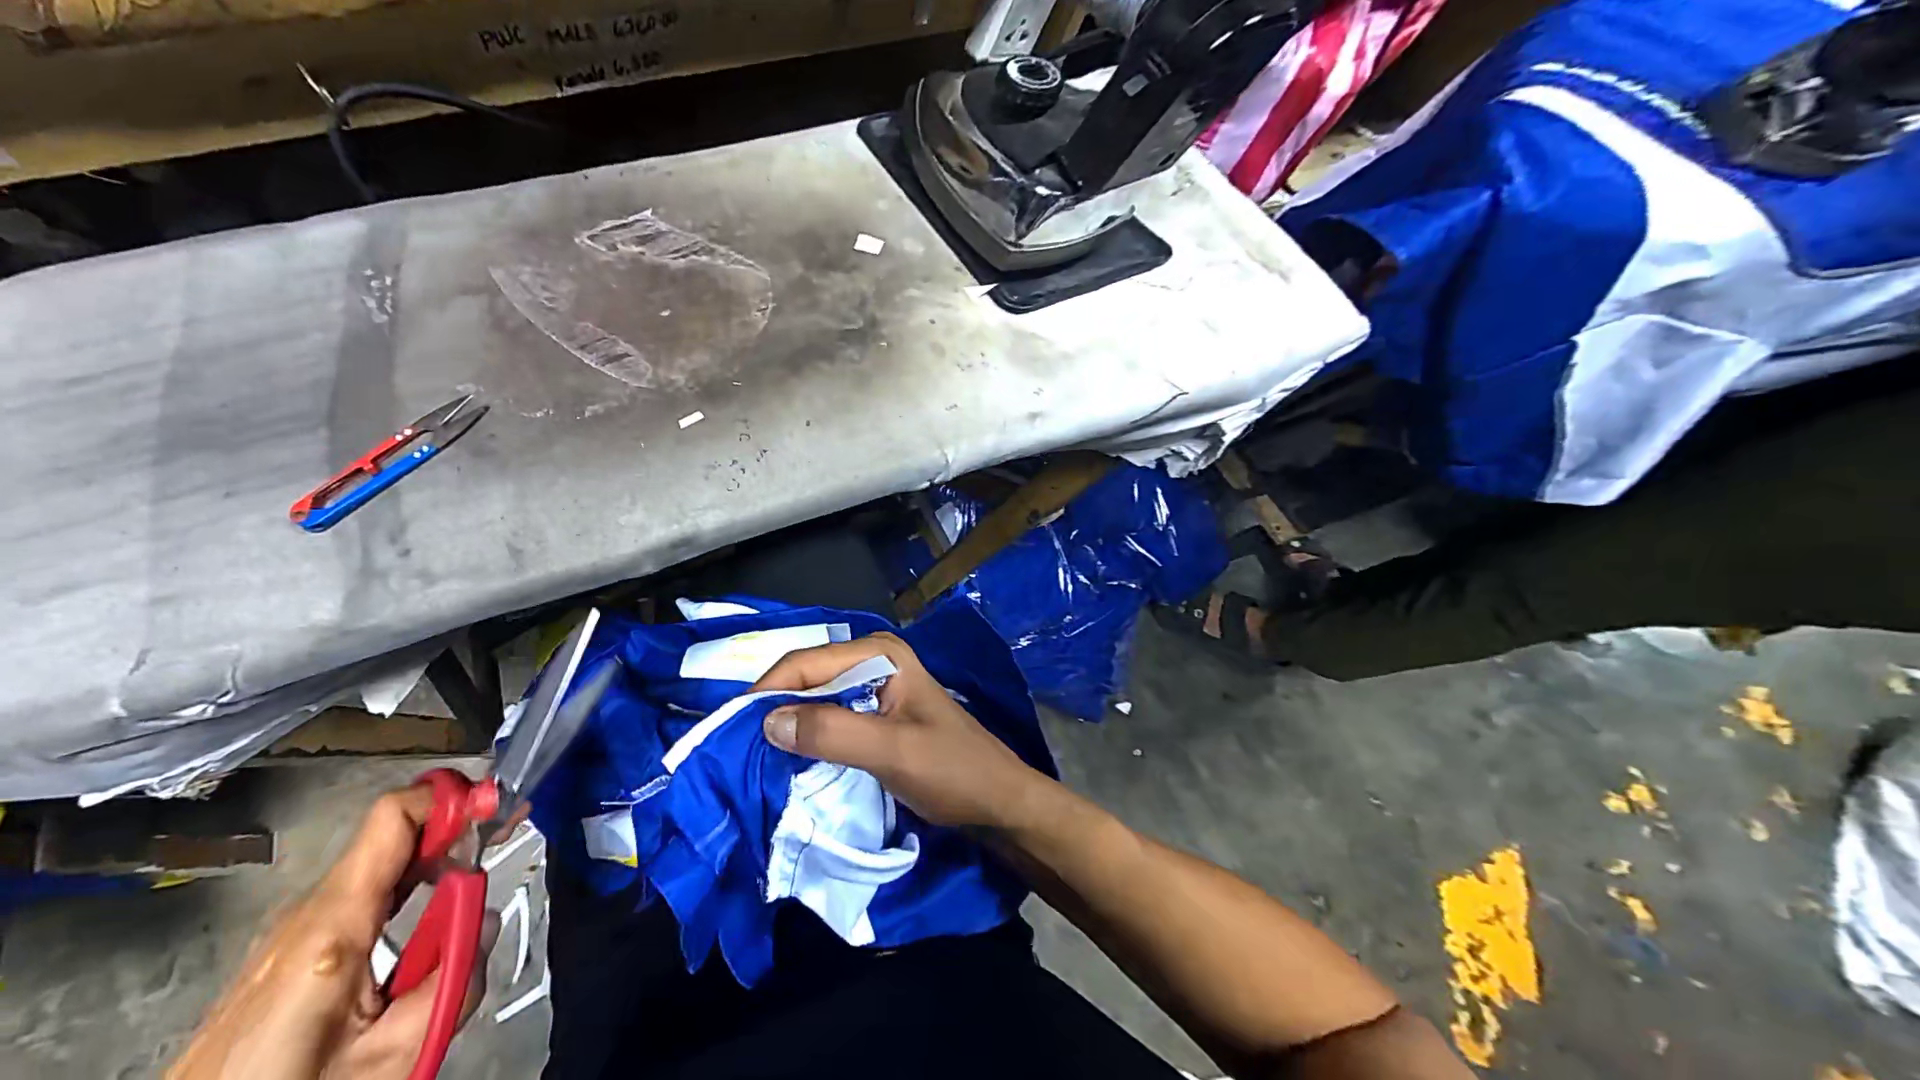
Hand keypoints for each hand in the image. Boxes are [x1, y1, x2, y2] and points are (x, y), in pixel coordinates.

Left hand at [168, 784, 496, 1079]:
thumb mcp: (389, 1059)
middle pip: (392, 836)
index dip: (451, 798)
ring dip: (434, 860)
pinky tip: (429, 919)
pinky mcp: (288, 950)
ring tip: (476, 881)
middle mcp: (308, 914)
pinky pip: (361, 895)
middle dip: (456, 827)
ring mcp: (292, 930)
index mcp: (334, 927)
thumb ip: (452, 986)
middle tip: (504, 833)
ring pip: (379, 867)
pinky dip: (407, 886)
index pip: (392, 817)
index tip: (497, 809)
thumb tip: (484, 920)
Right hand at [753, 632, 1046, 827]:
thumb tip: (767, 721)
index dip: (766, 693)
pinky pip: (827, 715)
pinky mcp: (873, 712)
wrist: (996, 800)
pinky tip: (787, 755)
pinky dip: (806, 733)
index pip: (806, 662)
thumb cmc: (953, 771)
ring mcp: (873, 685)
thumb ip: (832, 733)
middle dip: (772, 707)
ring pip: (813, 696)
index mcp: (879, 654)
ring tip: (751, 753)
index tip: (730, 731)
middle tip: (735, 745)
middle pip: (806, 675)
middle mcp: (872, 659)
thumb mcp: (892, 752)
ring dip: (786, 722)